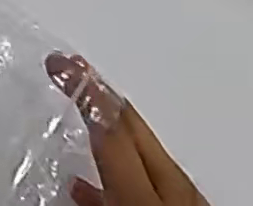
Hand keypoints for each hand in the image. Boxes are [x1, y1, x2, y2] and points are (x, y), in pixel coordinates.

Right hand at [47, 53, 207, 205]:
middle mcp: (176, 192)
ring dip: (113, 127)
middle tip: (73, 67)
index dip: (84, 87)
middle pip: (135, 129)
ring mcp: (192, 205)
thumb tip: (74, 181)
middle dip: (101, 94)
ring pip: (147, 153)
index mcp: (152, 189)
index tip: (60, 61)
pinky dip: (124, 167)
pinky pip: (156, 180)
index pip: (112, 123)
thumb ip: (101, 200)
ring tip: (83, 110)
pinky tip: (97, 185)